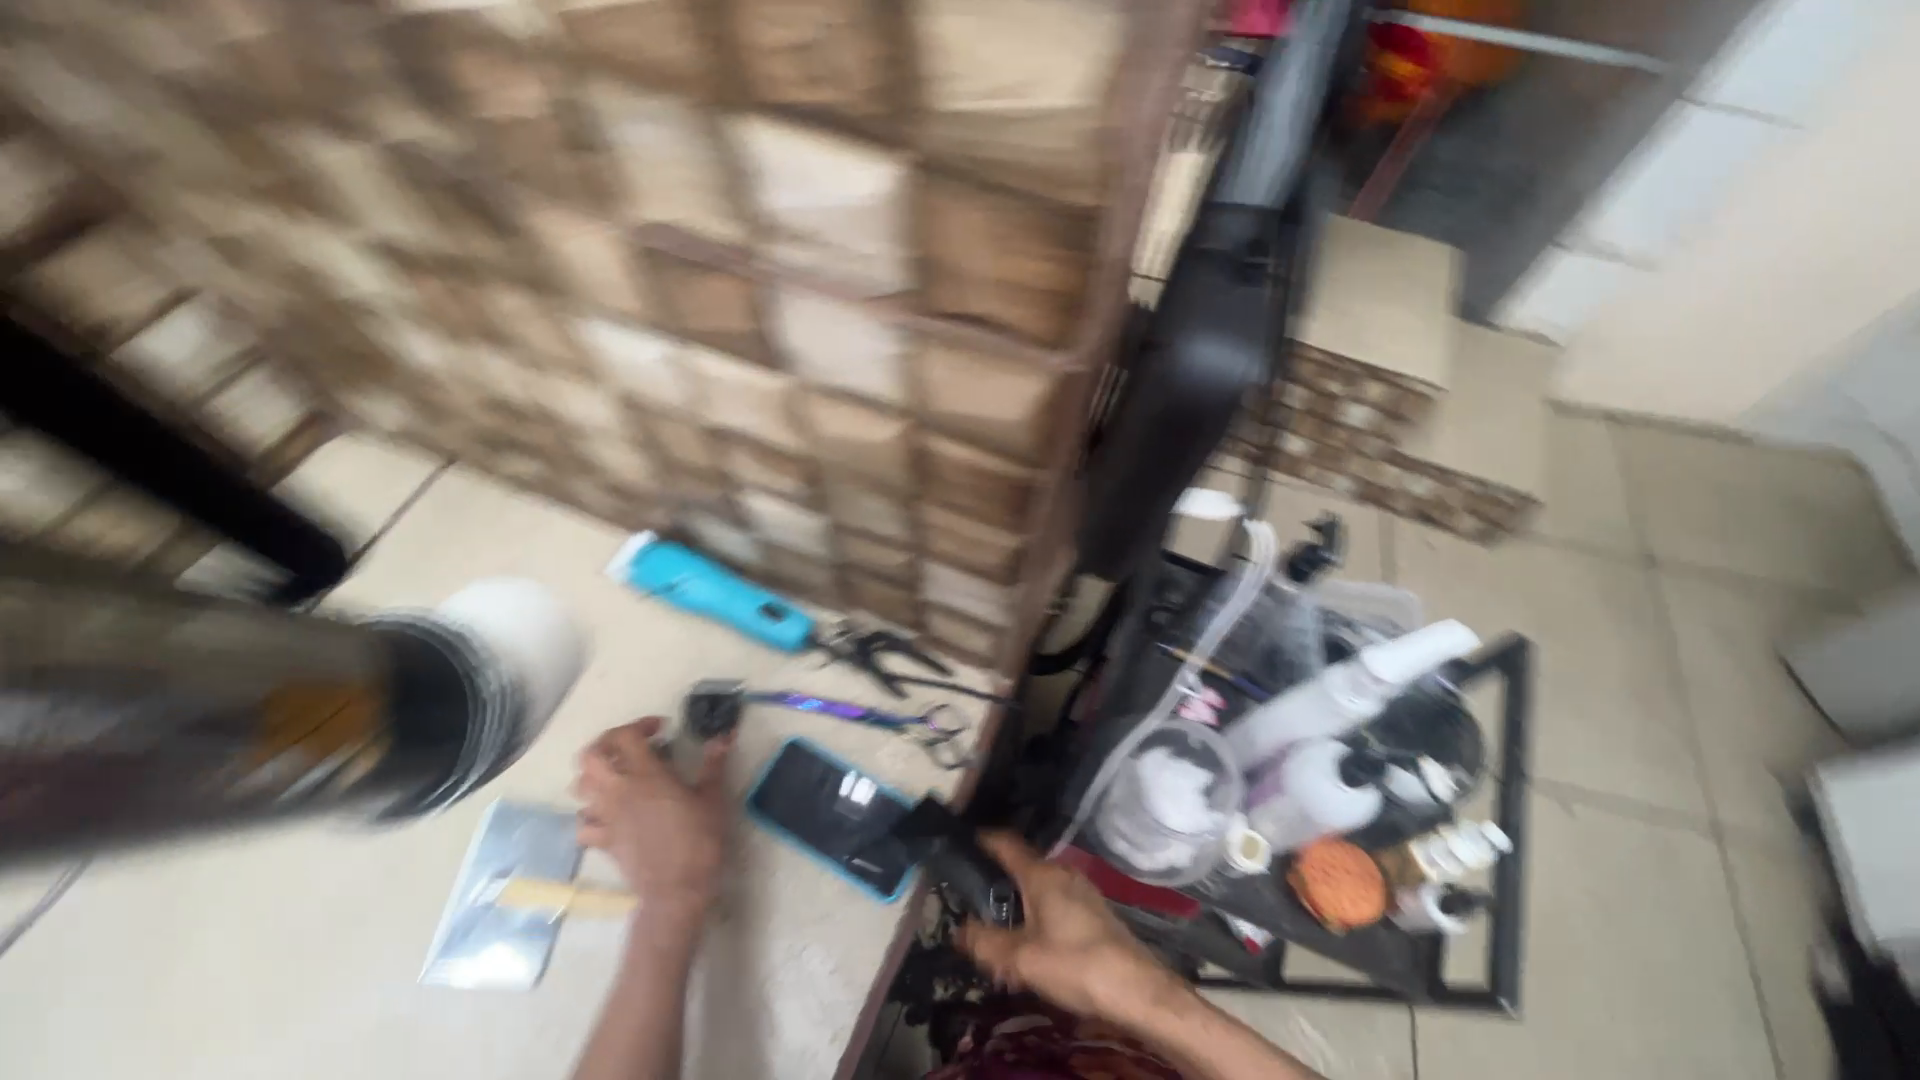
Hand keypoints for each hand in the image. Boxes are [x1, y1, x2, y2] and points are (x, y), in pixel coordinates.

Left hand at [573, 718, 734, 914]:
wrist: (677, 889)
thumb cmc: (699, 839)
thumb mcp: (713, 798)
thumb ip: (714, 764)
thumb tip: (723, 737)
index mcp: (646, 775)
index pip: (625, 736)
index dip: (640, 725)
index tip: (660, 730)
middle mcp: (618, 790)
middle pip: (590, 755)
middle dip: (606, 743)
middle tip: (629, 746)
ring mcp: (606, 817)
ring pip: (580, 786)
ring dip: (594, 775)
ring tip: (618, 775)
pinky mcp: (603, 841)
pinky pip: (583, 823)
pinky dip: (590, 814)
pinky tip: (608, 813)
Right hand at [955, 832, 1189, 1024]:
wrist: (1138, 990)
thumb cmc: (1075, 965)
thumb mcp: (1021, 959)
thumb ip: (986, 943)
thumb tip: (959, 931)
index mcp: (1042, 875)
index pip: (1006, 843)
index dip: (983, 839)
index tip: (962, 842)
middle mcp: (1063, 874)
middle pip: (1023, 867)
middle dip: (998, 879)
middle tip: (972, 898)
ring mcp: (1083, 892)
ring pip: (1041, 887)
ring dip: (1020, 901)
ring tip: (998, 926)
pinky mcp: (1095, 913)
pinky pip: (1057, 903)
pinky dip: (1039, 914)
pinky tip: (1033, 942)